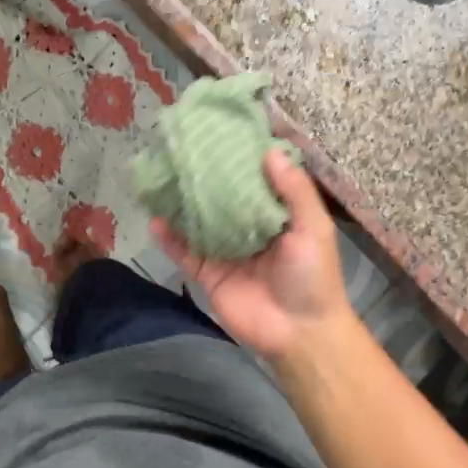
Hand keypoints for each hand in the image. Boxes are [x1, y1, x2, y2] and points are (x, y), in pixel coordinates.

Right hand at [150, 150, 356, 364]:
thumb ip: (294, 191)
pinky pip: (185, 252)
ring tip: (161, 179)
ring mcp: (226, 252)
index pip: (257, 181)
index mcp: (278, 216)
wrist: (299, 333)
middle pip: (223, 199)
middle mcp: (249, 229)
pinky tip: (154, 219)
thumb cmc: (313, 277)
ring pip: (199, 222)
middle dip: (206, 179)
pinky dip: (169, 238)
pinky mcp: (209, 274)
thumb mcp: (313, 229)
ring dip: (181, 204)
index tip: (223, 134)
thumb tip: (270, 152)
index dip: (242, 160)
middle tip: (183, 151)